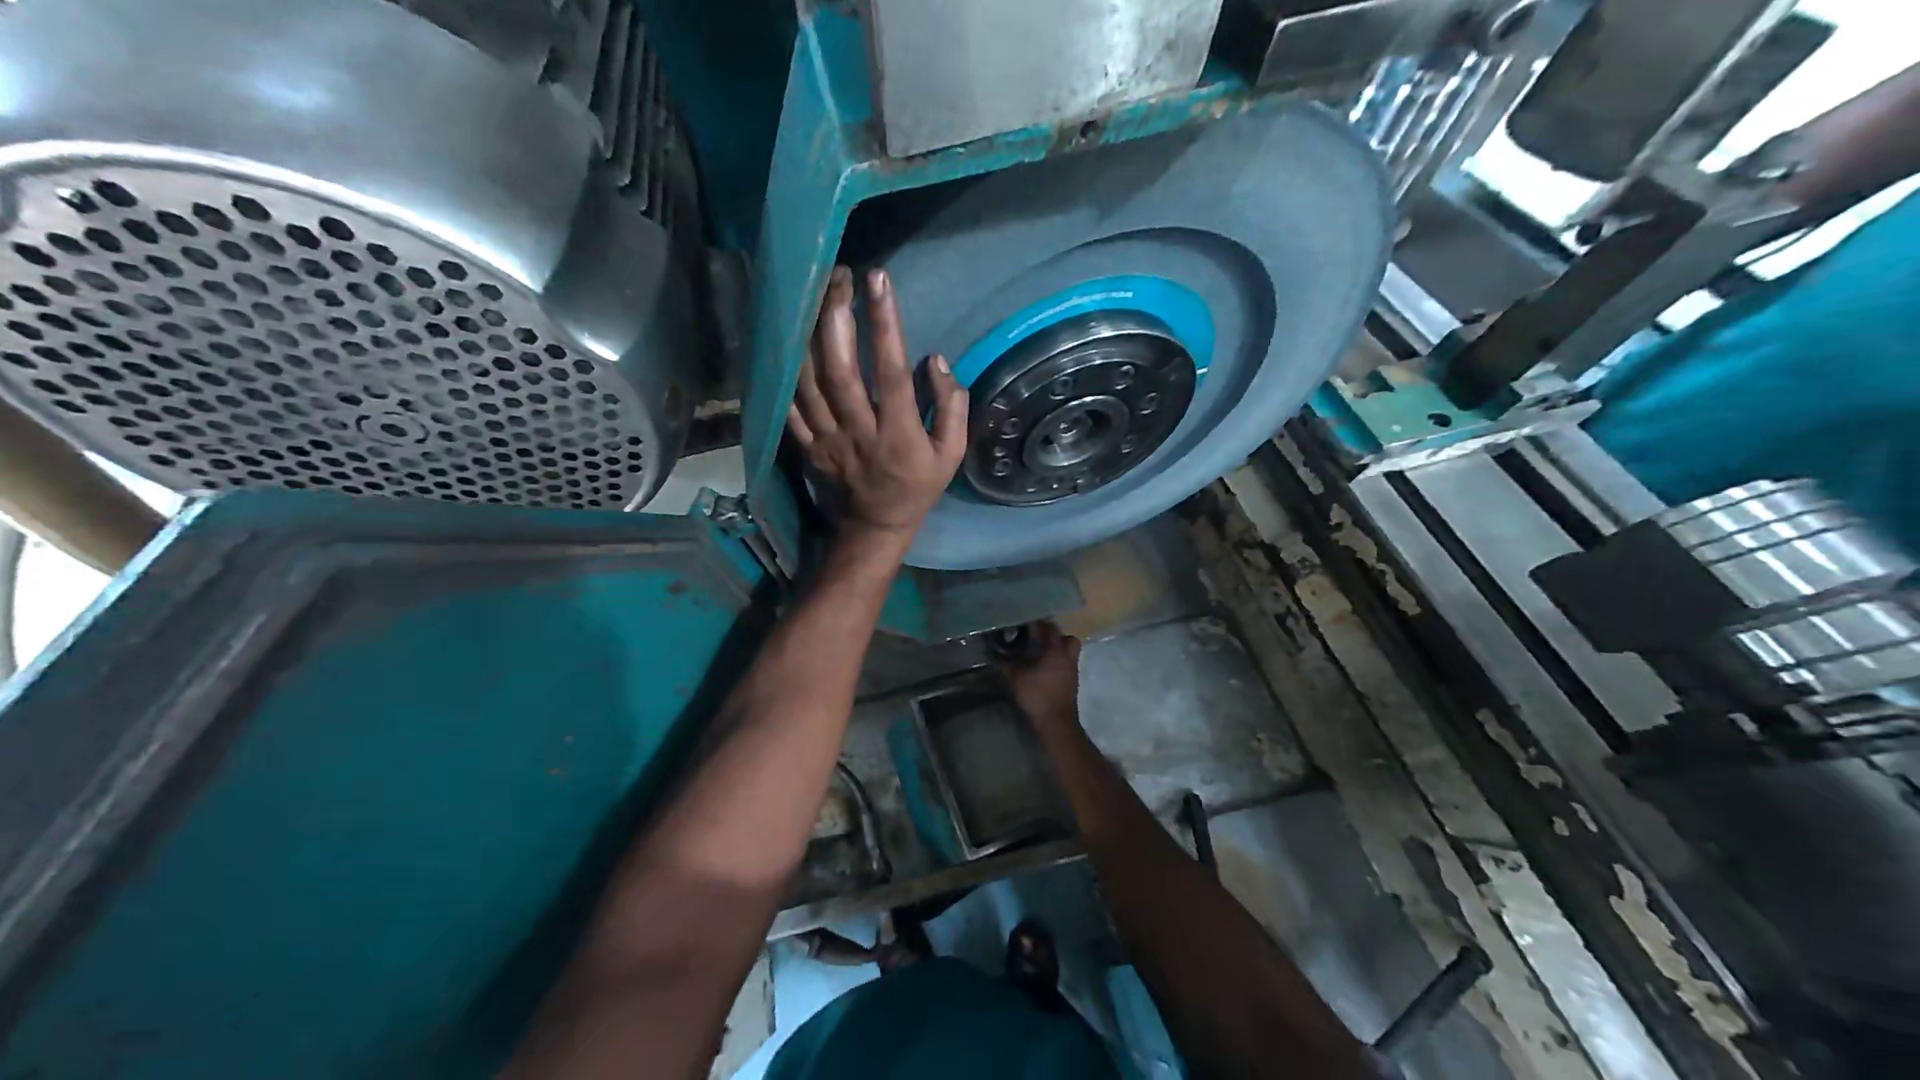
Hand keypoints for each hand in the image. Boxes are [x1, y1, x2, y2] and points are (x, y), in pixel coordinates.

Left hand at [788, 266, 967, 537]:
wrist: (875, 527)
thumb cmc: (918, 487)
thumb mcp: (951, 456)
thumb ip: (951, 409)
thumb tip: (936, 361)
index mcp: (899, 434)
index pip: (891, 371)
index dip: (884, 323)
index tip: (878, 280)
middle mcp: (859, 432)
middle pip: (840, 371)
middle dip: (835, 318)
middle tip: (837, 277)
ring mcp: (828, 440)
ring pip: (809, 384)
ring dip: (807, 337)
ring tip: (812, 296)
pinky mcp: (807, 447)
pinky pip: (789, 407)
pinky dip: (784, 373)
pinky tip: (786, 339)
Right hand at [999, 621, 1081, 729]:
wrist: (1056, 722)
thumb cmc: (1037, 696)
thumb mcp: (1016, 680)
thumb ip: (1007, 665)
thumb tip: (996, 655)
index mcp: (1055, 652)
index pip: (1050, 629)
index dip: (1038, 624)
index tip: (1027, 623)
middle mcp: (1067, 658)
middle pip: (1068, 638)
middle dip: (1055, 635)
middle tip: (1040, 638)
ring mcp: (1072, 670)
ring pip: (1070, 652)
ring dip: (1059, 649)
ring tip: (1042, 653)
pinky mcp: (1072, 682)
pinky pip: (1068, 664)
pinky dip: (1059, 662)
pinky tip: (1045, 669)